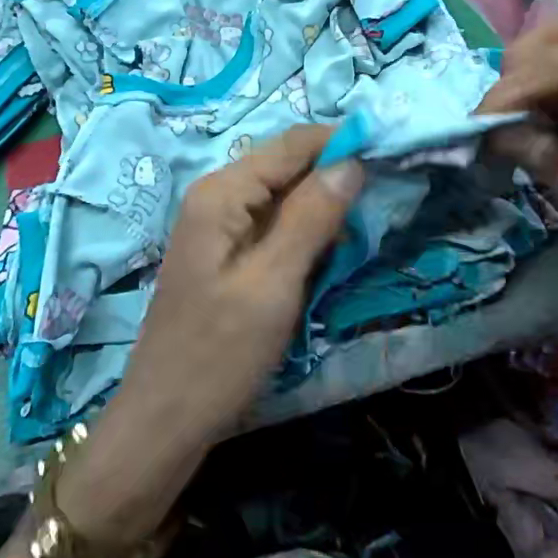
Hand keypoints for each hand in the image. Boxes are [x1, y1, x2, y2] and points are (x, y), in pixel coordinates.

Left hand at [55, 125, 362, 541]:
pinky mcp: (224, 254)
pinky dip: (303, 230)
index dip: (340, 141)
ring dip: (322, 204)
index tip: (391, 150)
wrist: (166, 417)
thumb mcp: (273, 284)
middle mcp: (214, 197)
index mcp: (220, 193)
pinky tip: (330, 248)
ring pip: (280, 196)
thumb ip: (311, 218)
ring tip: (369, 218)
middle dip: (334, 173)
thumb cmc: (219, 353)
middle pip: (284, 166)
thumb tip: (351, 162)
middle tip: (389, 189)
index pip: (290, 144)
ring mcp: (216, 226)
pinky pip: (270, 225)